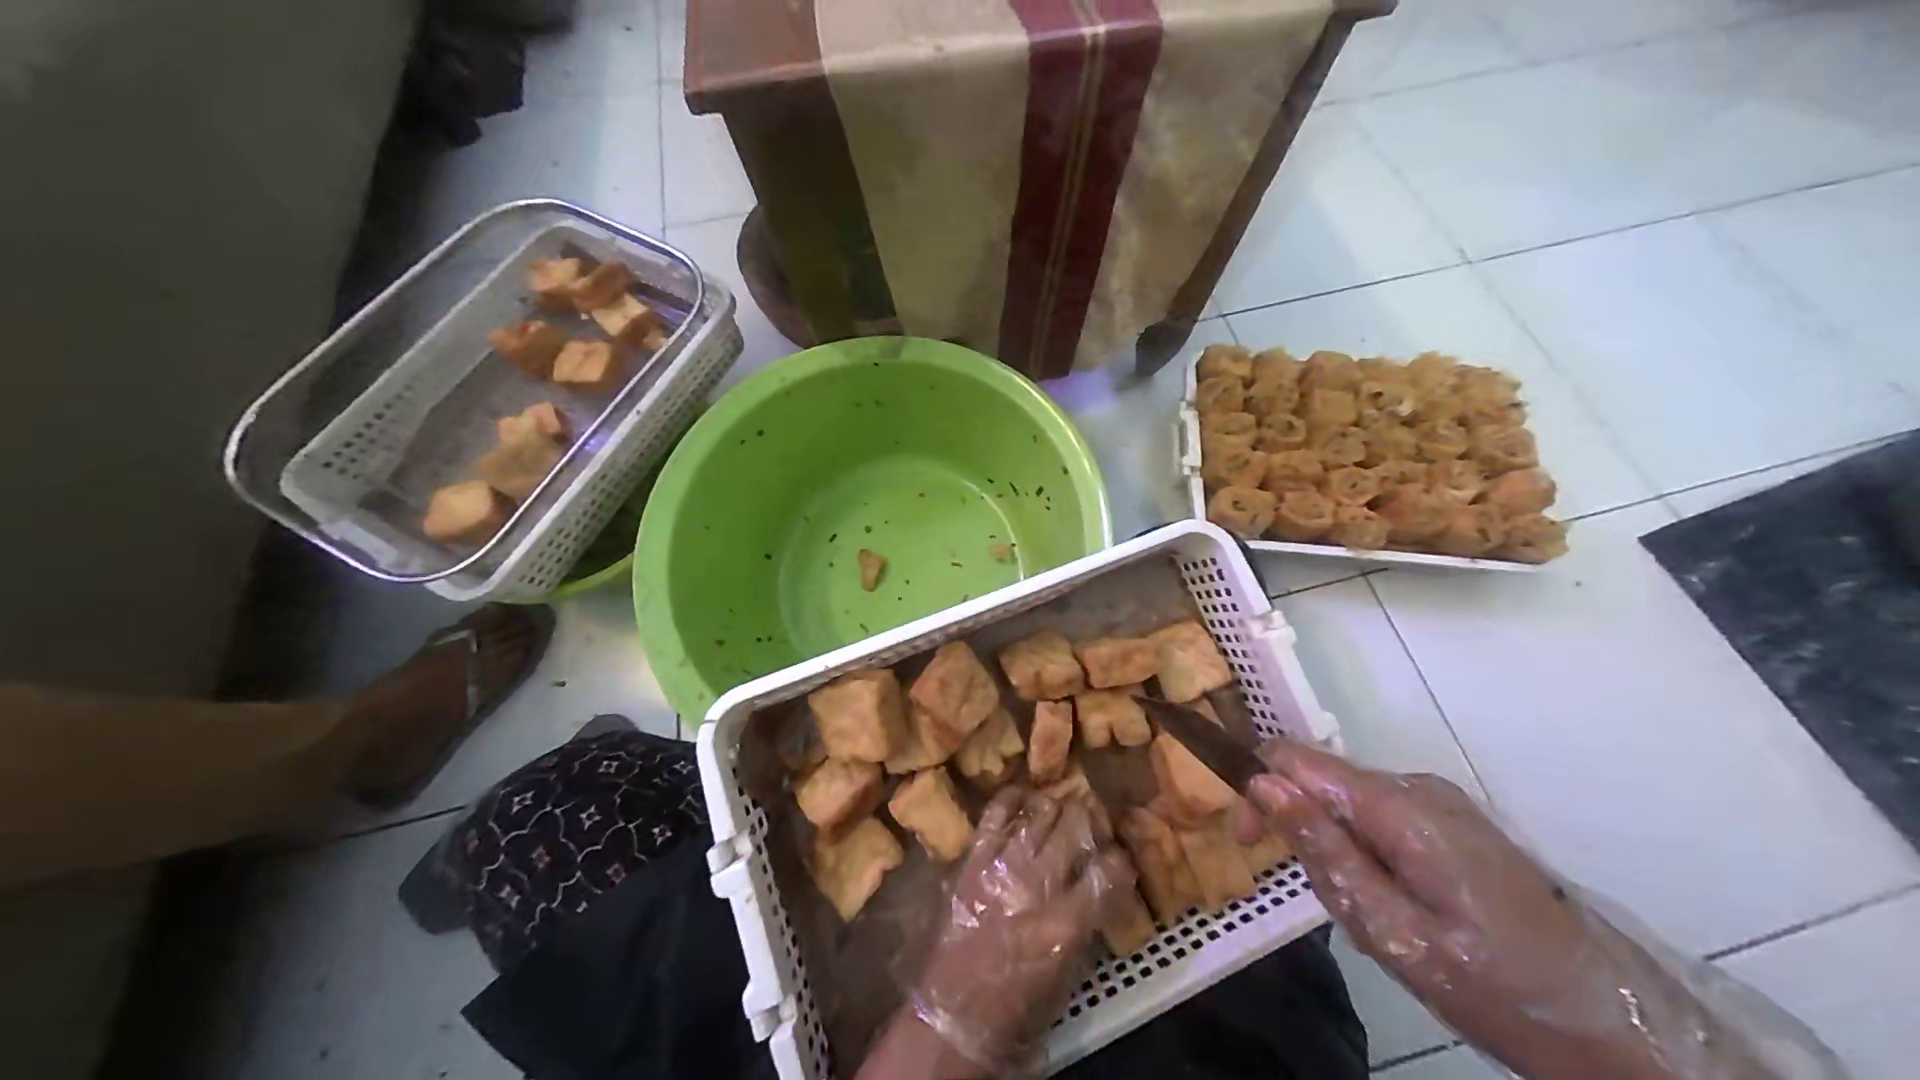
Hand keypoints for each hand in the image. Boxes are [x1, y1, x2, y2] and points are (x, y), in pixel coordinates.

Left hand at [864, 787, 1132, 1078]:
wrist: (957, 1012)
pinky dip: (1012, 799)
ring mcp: (1002, 867)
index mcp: (1067, 922)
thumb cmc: (1021, 1004)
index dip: (1120, 858)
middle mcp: (1037, 886)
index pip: (1109, 869)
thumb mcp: (1071, 970)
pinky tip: (1025, 797)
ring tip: (1062, 809)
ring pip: (1039, 813)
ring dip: (1056, 807)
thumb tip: (1104, 880)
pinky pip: (995, 814)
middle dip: (1090, 819)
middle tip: (1092, 821)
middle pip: (1074, 827)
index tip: (1119, 858)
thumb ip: (1089, 918)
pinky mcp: (974, 860)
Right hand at [1235, 741, 1777, 1079]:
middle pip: (1320, 780)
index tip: (1247, 842)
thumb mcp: (1392, 932)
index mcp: (1400, 807)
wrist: (1619, 1030)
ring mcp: (1439, 803)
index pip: (1294, 759)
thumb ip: (1325, 851)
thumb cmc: (1496, 988)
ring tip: (1365, 916)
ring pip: (1347, 803)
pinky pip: (1379, 819)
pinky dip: (1361, 853)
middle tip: (1318, 900)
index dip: (1255, 788)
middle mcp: (1416, 787)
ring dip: (1332, 848)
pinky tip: (1391, 906)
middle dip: (1297, 828)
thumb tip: (1262, 783)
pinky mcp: (1451, 824)